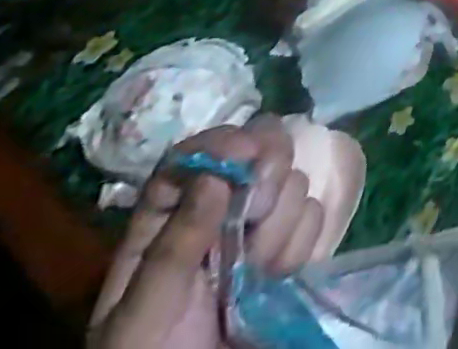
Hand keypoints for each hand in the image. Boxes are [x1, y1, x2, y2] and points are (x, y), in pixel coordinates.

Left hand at [88, 117, 324, 348]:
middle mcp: (216, 213)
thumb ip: (173, 248)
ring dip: (281, 222)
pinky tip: (279, 274)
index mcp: (164, 223)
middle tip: (260, 208)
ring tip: (259, 268)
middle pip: (256, 152)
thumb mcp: (142, 315)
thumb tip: (216, 175)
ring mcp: (258, 229)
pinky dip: (302, 242)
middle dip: (268, 171)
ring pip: (291, 181)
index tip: (246, 151)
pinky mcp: (292, 246)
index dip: (222, 143)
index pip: (191, 157)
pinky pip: (315, 214)